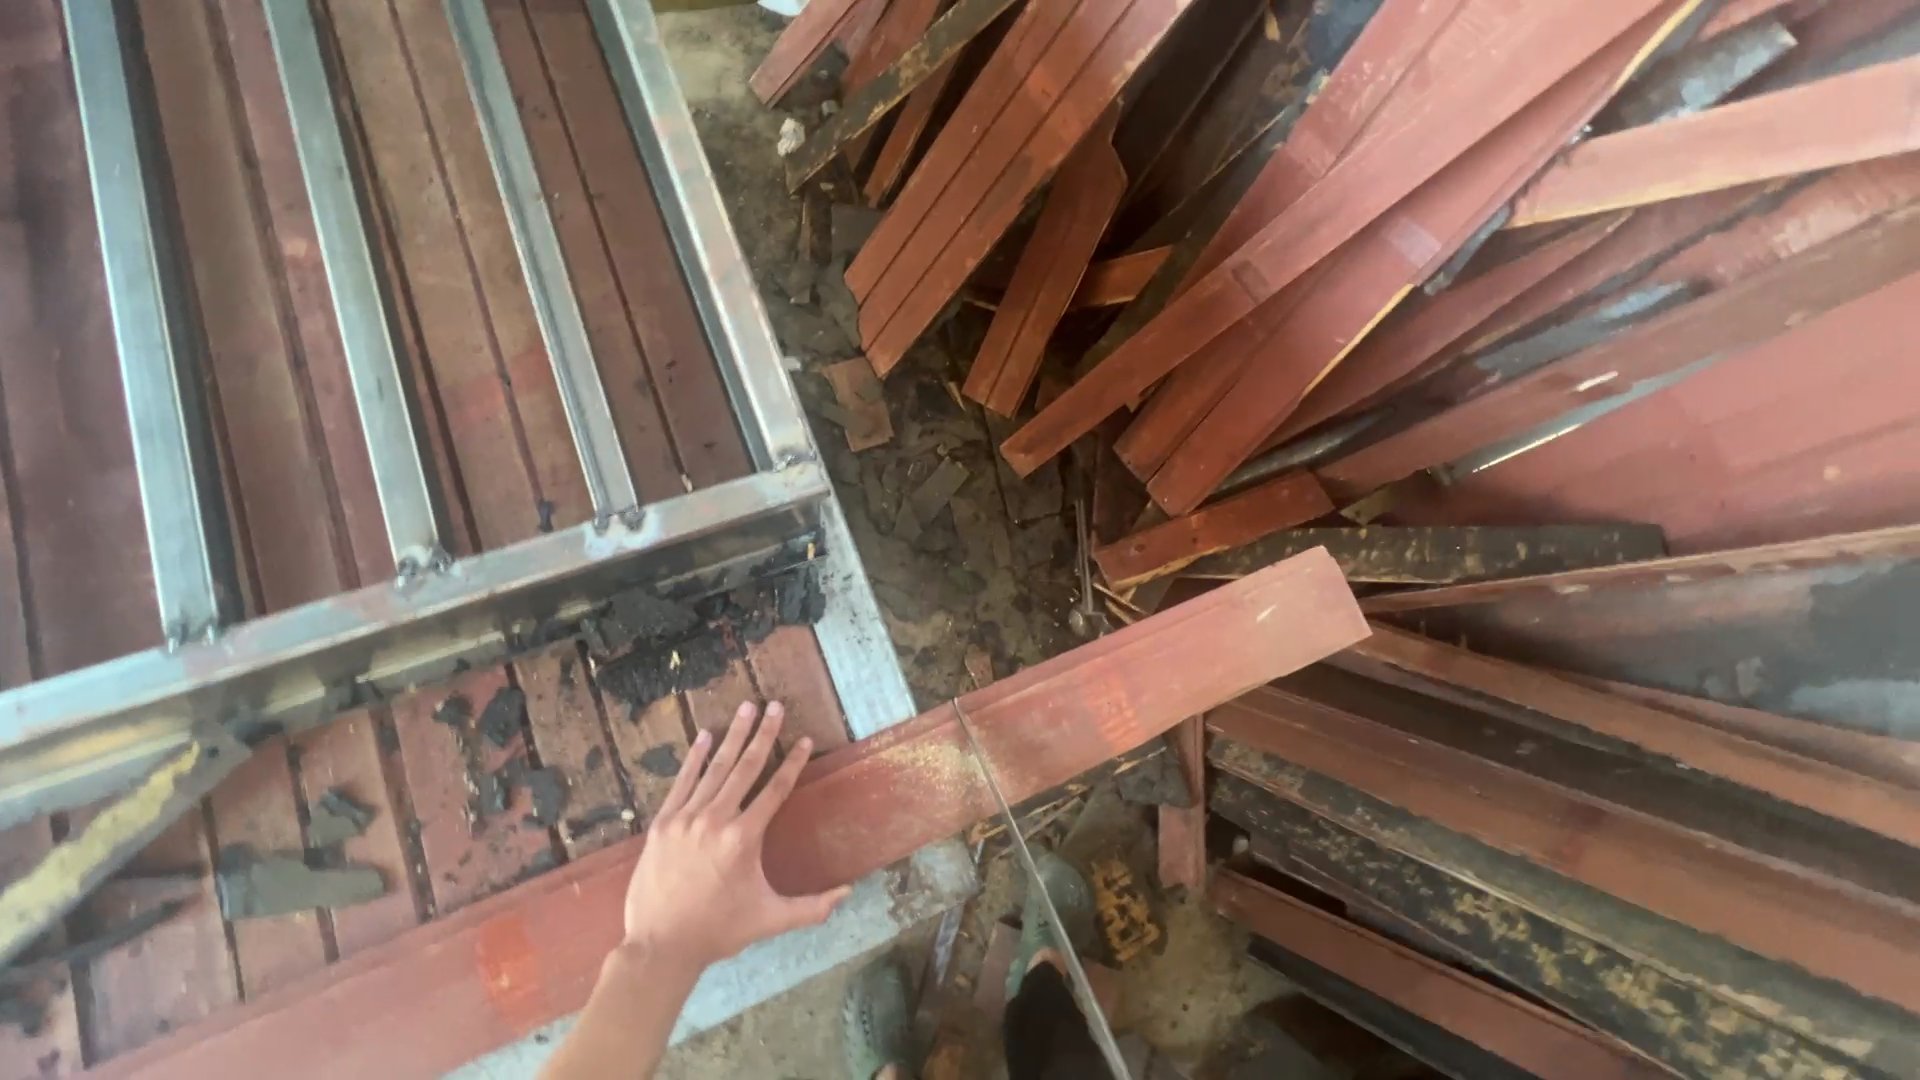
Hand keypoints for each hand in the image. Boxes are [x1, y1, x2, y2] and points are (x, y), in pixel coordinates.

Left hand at [620, 701, 851, 976]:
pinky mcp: (662, 824)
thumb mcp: (770, 920)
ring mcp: (686, 819)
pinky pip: (682, 783)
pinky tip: (704, 736)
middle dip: (763, 734)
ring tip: (746, 708)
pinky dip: (694, 758)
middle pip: (745, 768)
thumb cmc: (719, 931)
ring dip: (732, 736)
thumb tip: (849, 892)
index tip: (804, 739)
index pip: (775, 789)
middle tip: (775, 706)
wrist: (659, 948)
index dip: (792, 762)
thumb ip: (812, 907)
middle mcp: (716, 820)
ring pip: (715, 769)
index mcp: (744, 839)